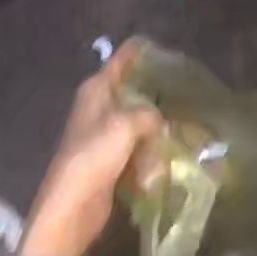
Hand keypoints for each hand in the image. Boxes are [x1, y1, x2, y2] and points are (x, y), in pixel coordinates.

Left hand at [23, 42, 162, 255]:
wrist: (71, 208)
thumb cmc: (93, 157)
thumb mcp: (124, 126)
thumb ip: (147, 114)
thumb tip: (160, 120)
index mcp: (96, 89)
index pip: (119, 61)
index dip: (138, 52)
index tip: (163, 47)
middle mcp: (99, 105)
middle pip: (132, 91)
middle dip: (155, 95)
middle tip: (185, 93)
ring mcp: (104, 134)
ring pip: (138, 122)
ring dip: (155, 129)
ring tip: (183, 128)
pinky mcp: (110, 160)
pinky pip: (137, 148)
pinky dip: (149, 152)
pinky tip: (166, 157)